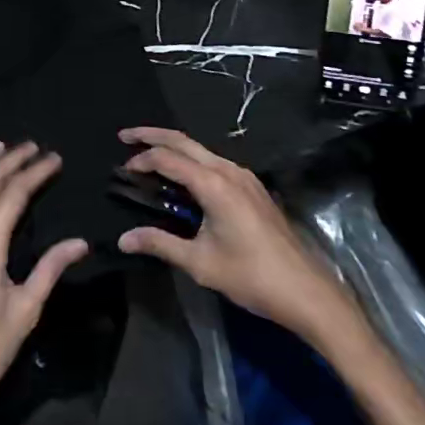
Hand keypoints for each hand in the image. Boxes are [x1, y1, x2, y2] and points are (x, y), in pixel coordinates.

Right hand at [115, 126, 354, 342]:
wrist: (303, 289)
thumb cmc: (250, 276)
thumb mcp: (200, 263)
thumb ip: (160, 244)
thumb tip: (124, 239)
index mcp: (214, 183)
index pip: (168, 158)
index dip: (142, 160)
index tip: (121, 169)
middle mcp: (229, 170)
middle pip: (184, 140)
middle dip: (153, 135)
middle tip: (125, 137)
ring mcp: (244, 176)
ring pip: (201, 150)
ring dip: (174, 148)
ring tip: (149, 156)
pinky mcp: (252, 187)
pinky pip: (214, 163)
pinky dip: (191, 162)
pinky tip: (182, 178)